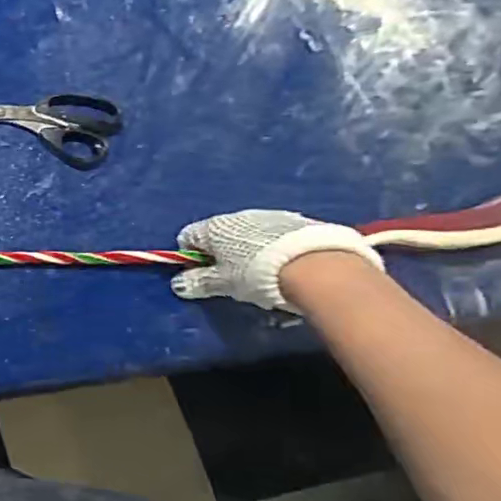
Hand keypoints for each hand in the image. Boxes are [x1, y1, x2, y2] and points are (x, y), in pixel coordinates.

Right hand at [170, 210, 384, 312]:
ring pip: (250, 233)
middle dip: (222, 252)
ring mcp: (273, 216)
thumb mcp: (222, 284)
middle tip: (232, 276)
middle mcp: (240, 216)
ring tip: (264, 272)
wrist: (322, 267)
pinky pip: (279, 235)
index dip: (191, 257)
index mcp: (213, 227)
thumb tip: (178, 284)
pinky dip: (276, 247)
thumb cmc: (257, 274)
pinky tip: (287, 265)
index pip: (188, 237)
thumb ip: (198, 282)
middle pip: (221, 234)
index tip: (202, 274)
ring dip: (250, 249)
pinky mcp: (304, 221)